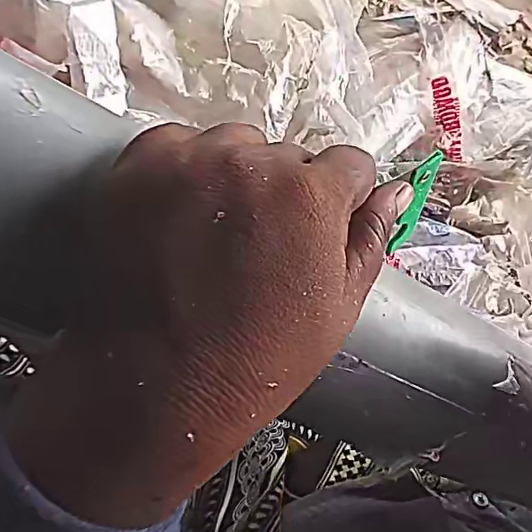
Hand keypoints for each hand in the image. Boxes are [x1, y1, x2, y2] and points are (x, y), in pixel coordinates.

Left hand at [9, 123, 410, 527]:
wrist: (159, 385)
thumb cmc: (257, 357)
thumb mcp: (336, 308)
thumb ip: (369, 238)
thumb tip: (393, 192)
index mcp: (310, 194)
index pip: (348, 164)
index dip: (338, 199)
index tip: (315, 228)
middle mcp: (249, 162)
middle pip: (285, 157)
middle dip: (281, 191)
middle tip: (255, 242)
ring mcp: (187, 160)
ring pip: (230, 146)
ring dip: (230, 177)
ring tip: (211, 232)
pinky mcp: (137, 165)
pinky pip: (175, 147)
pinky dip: (179, 173)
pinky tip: (175, 219)